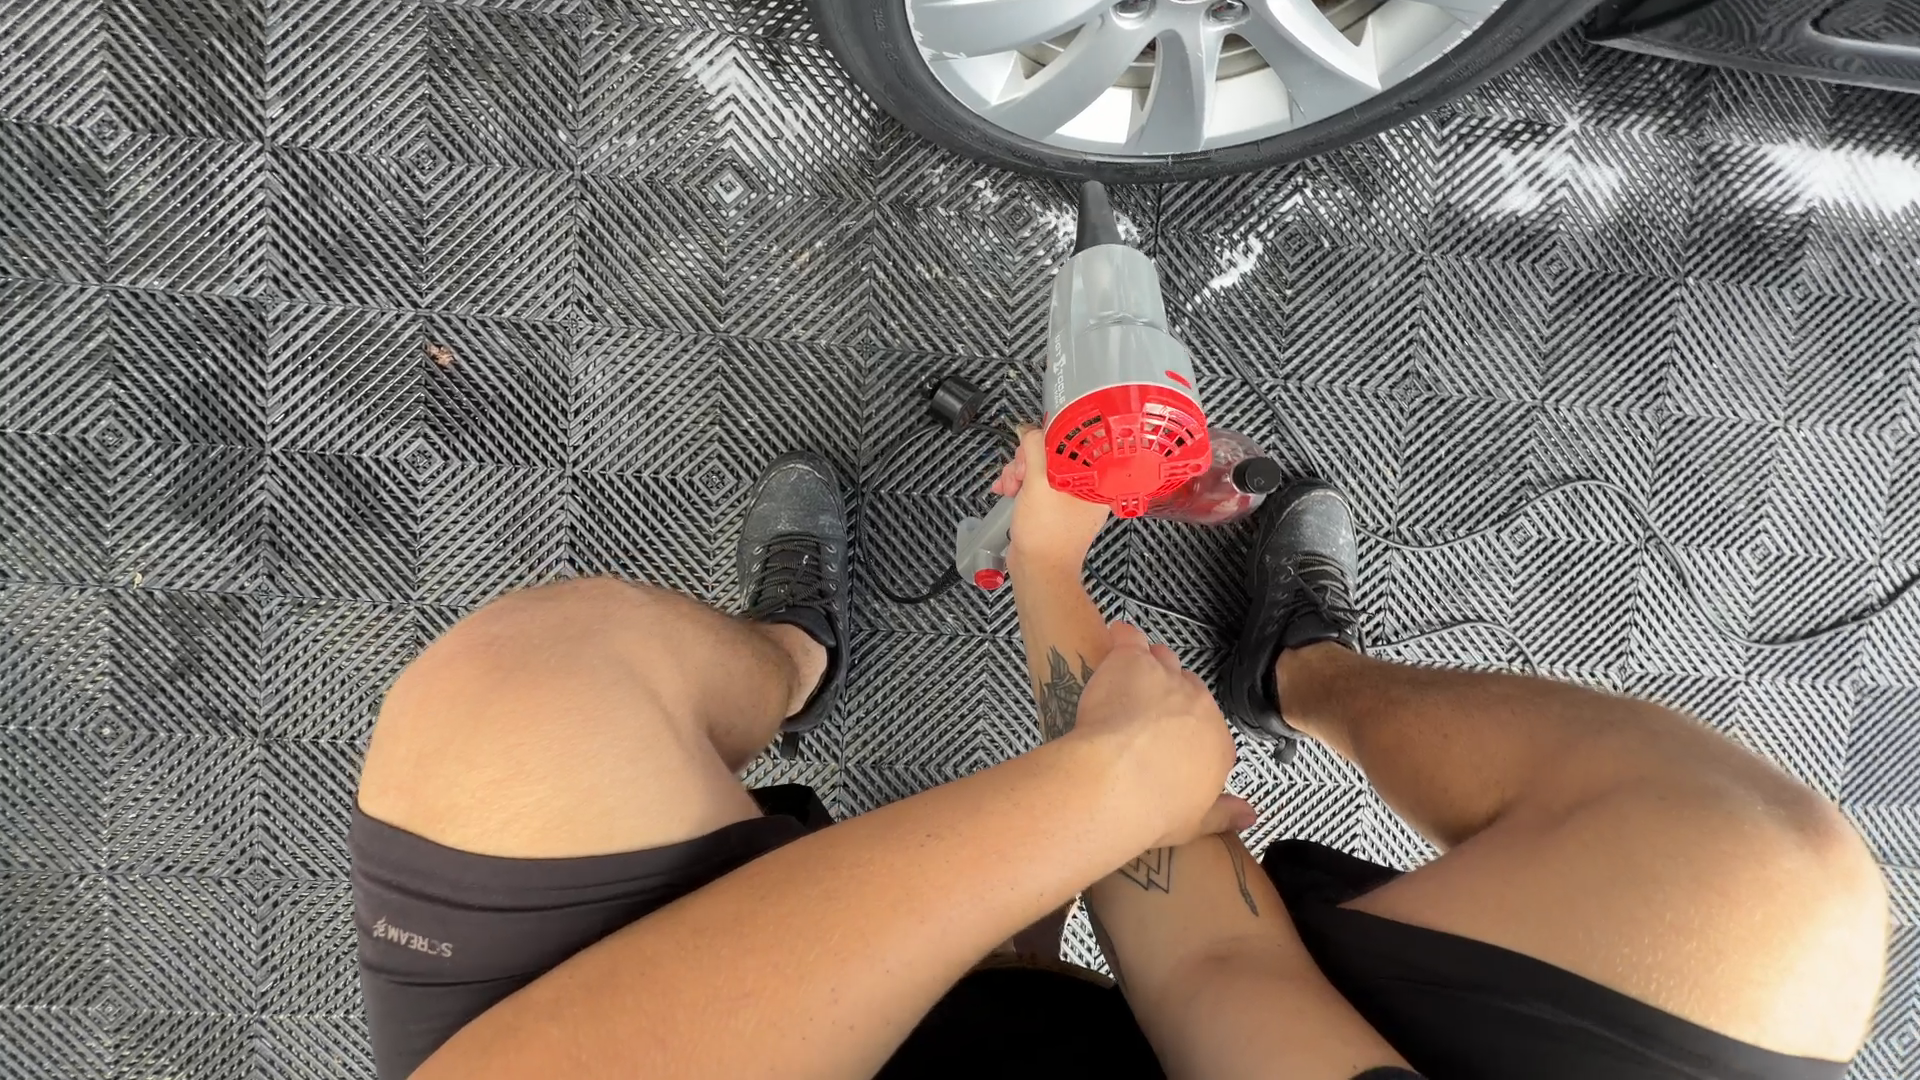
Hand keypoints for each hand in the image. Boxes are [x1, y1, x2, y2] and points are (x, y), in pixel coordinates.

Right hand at [992, 427, 1110, 573]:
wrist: (1038, 569)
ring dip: (1018, 474)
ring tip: (1010, 488)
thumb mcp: (1038, 482)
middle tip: (1018, 475)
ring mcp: (1068, 501)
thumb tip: (1029, 432)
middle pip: (1050, 456)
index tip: (1030, 451)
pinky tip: (1008, 492)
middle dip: (1025, 462)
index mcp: (1092, 480)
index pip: (1070, 443)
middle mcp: (1083, 489)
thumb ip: (1034, 450)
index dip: (1044, 443)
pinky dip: (1020, 486)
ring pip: (1039, 471)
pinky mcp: (1053, 511)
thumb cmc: (1047, 536)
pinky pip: (1036, 488)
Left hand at [1068, 622, 1253, 849]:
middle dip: (1166, 693)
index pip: (1209, 724)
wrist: (1119, 781)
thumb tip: (1250, 815)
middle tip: (1139, 710)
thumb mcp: (1195, 823)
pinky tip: (1113, 641)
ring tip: (1125, 679)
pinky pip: (1130, 638)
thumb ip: (1223, 814)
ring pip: (1161, 658)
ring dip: (1146, 665)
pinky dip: (1121, 639)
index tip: (1166, 738)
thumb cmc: (1153, 808)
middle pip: (1187, 685)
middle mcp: (1198, 705)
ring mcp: (1166, 679)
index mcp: (1217, 743)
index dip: (1185, 727)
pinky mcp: (1132, 662)